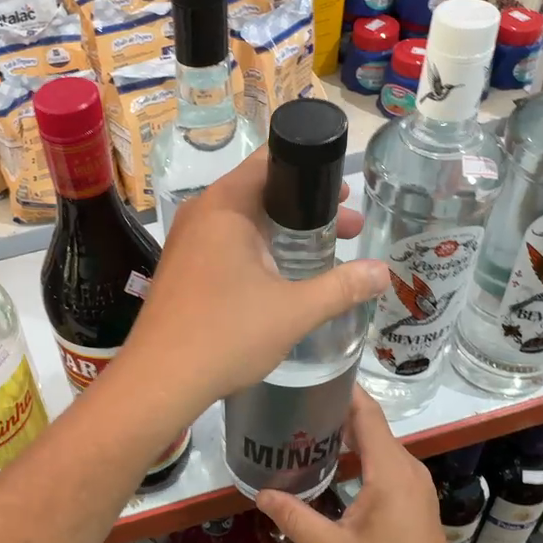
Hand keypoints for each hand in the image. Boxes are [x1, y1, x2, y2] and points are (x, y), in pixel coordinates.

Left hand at [121, 148, 386, 409]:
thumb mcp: (294, 311)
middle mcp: (200, 213)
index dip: (312, 171)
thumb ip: (342, 287)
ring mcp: (186, 241)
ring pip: (243, 222)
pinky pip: (225, 244)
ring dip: (282, 232)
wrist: (159, 380)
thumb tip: (383, 272)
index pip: (271, 162)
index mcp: (225, 206)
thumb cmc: (226, 334)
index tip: (345, 194)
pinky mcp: (181, 268)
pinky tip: (280, 277)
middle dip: (306, 207)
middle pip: (260, 192)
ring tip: (322, 253)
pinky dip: (257, 250)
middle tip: (348, 227)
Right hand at [257, 389, 466, 542]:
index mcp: (390, 472)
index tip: (312, 374)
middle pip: (371, 424)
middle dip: (335, 410)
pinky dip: (359, 453)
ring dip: (346, 433)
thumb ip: (296, 518)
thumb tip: (260, 494)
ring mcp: (415, 482)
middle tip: (293, 404)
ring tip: (305, 429)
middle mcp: (407, 468)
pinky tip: (332, 463)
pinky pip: (385, 460)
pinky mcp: (415, 496)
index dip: (343, 390)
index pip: (367, 413)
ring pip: (379, 443)